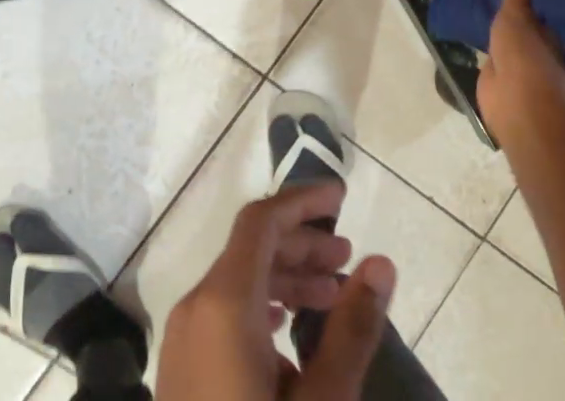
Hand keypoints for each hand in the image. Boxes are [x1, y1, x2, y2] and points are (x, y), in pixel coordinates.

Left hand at [155, 181, 397, 400]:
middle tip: (350, 259)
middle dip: (303, 243)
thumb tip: (380, 264)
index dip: (303, 200)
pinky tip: (293, 333)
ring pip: (239, 281)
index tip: (344, 195)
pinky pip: (227, 312)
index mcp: (224, 304)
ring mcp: (184, 339)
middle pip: (251, 248)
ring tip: (334, 294)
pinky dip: (265, 305)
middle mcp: (196, 308)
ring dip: (288, 276)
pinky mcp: (184, 368)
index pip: (261, 222)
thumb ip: (353, 327)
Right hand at [477, 0, 564, 147]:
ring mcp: (514, 64)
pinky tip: (469, 31)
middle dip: (508, 9)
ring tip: (475, 2)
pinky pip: (487, 53)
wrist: (512, 100)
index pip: (536, 6)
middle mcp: (533, 47)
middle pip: (520, 22)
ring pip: (503, 38)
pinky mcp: (495, 76)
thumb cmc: (523, 54)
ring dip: (494, 28)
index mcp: (546, 32)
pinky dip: (481, 44)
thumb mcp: (516, 14)